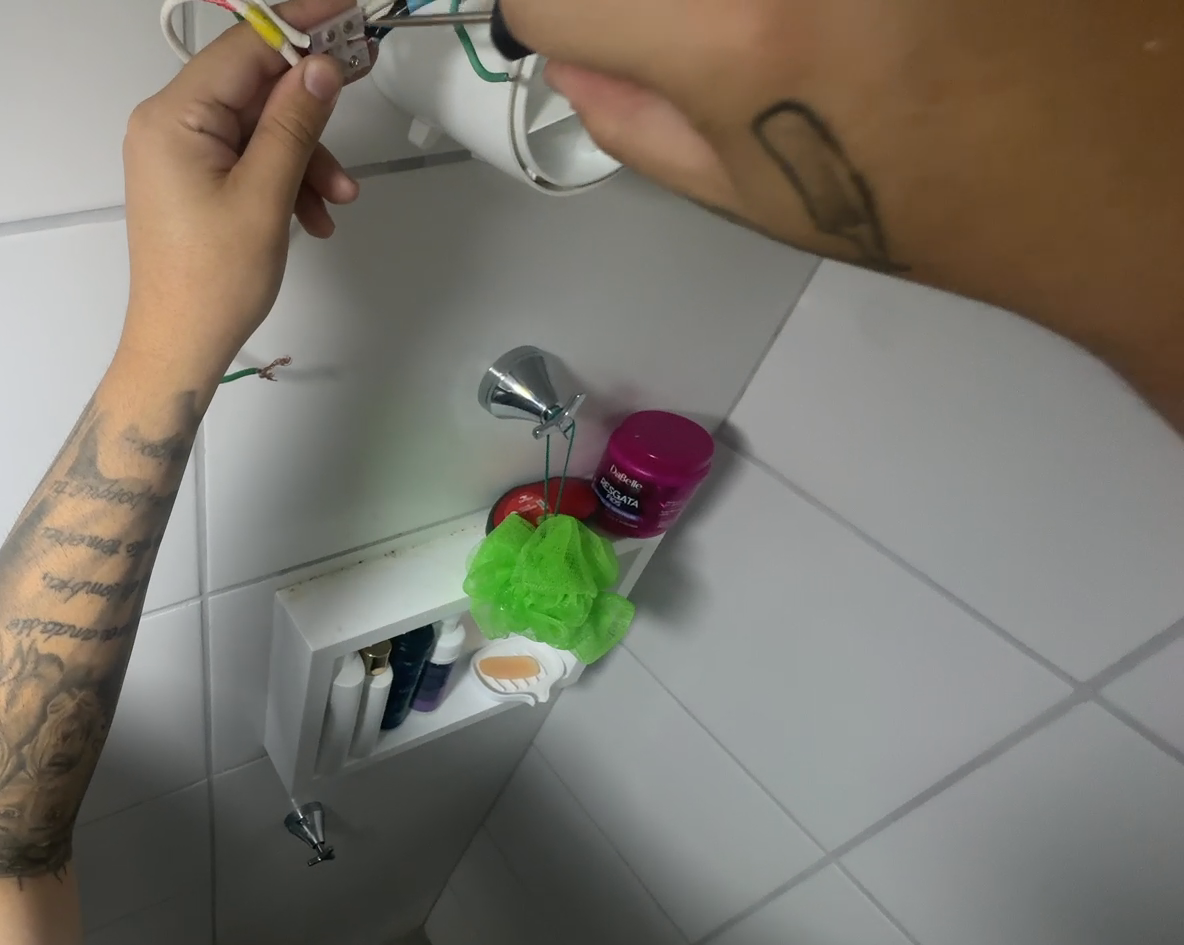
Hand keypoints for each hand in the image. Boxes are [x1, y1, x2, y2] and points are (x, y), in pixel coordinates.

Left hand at [121, 0, 360, 371]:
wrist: (180, 348)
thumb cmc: (212, 283)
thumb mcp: (264, 197)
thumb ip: (294, 123)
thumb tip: (322, 65)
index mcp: (173, 119)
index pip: (244, 47)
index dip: (301, 27)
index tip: (349, 14)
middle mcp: (168, 128)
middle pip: (253, 92)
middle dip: (309, 116)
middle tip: (360, 105)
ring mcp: (180, 160)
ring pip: (257, 134)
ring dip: (304, 160)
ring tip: (338, 201)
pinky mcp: (193, 188)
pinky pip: (246, 165)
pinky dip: (284, 184)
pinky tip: (314, 219)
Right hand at [499, 0, 1183, 422]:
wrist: (1125, 148)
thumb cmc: (913, 196)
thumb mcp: (734, 189)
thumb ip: (625, 116)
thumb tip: (570, 58)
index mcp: (737, 31)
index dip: (548, 19)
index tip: (577, 37)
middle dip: (620, 0)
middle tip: (661, 32)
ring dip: (710, 4)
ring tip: (781, 37)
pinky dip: (777, 0)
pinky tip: (830, 24)